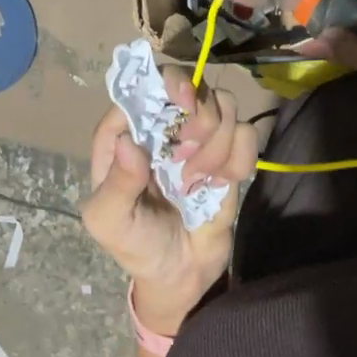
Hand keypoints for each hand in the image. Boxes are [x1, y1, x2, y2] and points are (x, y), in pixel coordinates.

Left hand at [82, 72, 257, 336]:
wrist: (179, 273)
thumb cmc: (134, 241)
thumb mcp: (109, 221)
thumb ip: (117, 185)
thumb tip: (128, 143)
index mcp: (128, 129)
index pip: (145, 83)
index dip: (168, 83)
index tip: (183, 103)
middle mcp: (164, 123)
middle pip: (192, 83)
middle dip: (199, 117)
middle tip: (185, 156)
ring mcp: (200, 135)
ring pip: (225, 104)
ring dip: (217, 144)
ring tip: (196, 181)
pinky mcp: (230, 153)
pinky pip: (247, 133)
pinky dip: (240, 158)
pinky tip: (220, 184)